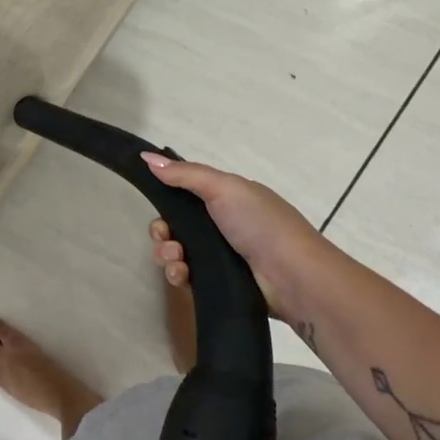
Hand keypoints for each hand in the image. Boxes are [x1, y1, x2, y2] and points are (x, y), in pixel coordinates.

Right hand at [138, 153, 326, 323]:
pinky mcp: (218, 282)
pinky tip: (182, 275)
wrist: (293, 277)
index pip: (184, 197)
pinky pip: (186, 276)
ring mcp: (220, 256)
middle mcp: (222, 226)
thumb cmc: (260, 225)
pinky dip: (178, 274)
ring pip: (176, 251)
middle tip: (165, 237)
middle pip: (175, 226)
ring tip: (177, 260)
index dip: (166, 202)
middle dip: (162, 232)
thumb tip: (145, 156)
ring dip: (166, 254)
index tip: (156, 208)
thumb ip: (184, 173)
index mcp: (227, 200)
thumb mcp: (224, 188)